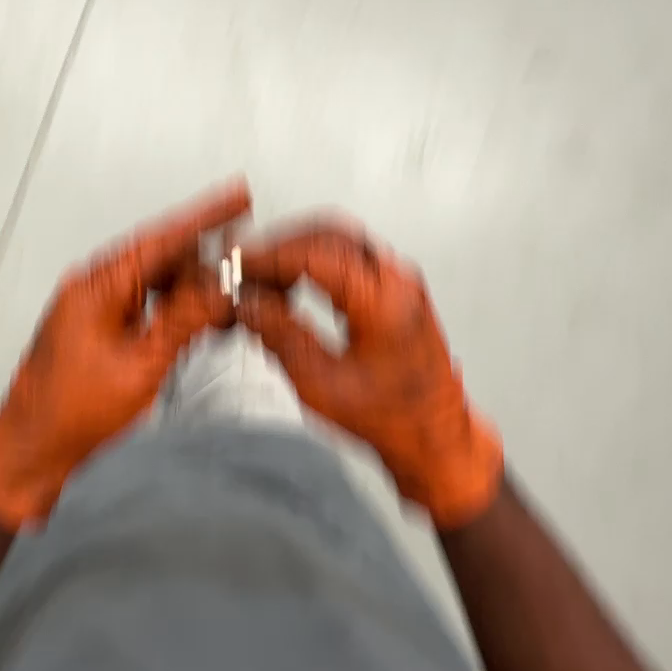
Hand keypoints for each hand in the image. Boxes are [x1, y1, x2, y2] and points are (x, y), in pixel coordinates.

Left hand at [0, 180, 252, 530]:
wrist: (30, 455)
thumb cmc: (68, 417)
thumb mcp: (140, 366)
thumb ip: (182, 321)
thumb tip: (218, 287)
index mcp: (95, 289)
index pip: (160, 240)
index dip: (204, 216)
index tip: (237, 197)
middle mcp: (92, 292)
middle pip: (159, 259)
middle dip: (203, 264)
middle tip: (242, 274)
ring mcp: (94, 313)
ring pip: (153, 285)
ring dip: (189, 293)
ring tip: (223, 308)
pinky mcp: (98, 334)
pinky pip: (143, 308)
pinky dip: (172, 314)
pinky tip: (194, 326)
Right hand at [237, 219, 502, 527]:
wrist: (434, 436)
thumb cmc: (387, 418)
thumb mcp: (320, 384)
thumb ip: (280, 336)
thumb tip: (247, 303)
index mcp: (383, 303)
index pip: (314, 255)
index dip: (268, 257)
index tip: (237, 265)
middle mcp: (398, 280)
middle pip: (328, 233)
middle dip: (280, 245)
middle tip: (244, 266)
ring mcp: (401, 280)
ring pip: (339, 239)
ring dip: (297, 251)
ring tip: (262, 277)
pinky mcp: (397, 288)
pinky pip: (351, 255)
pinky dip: (315, 261)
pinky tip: (291, 285)